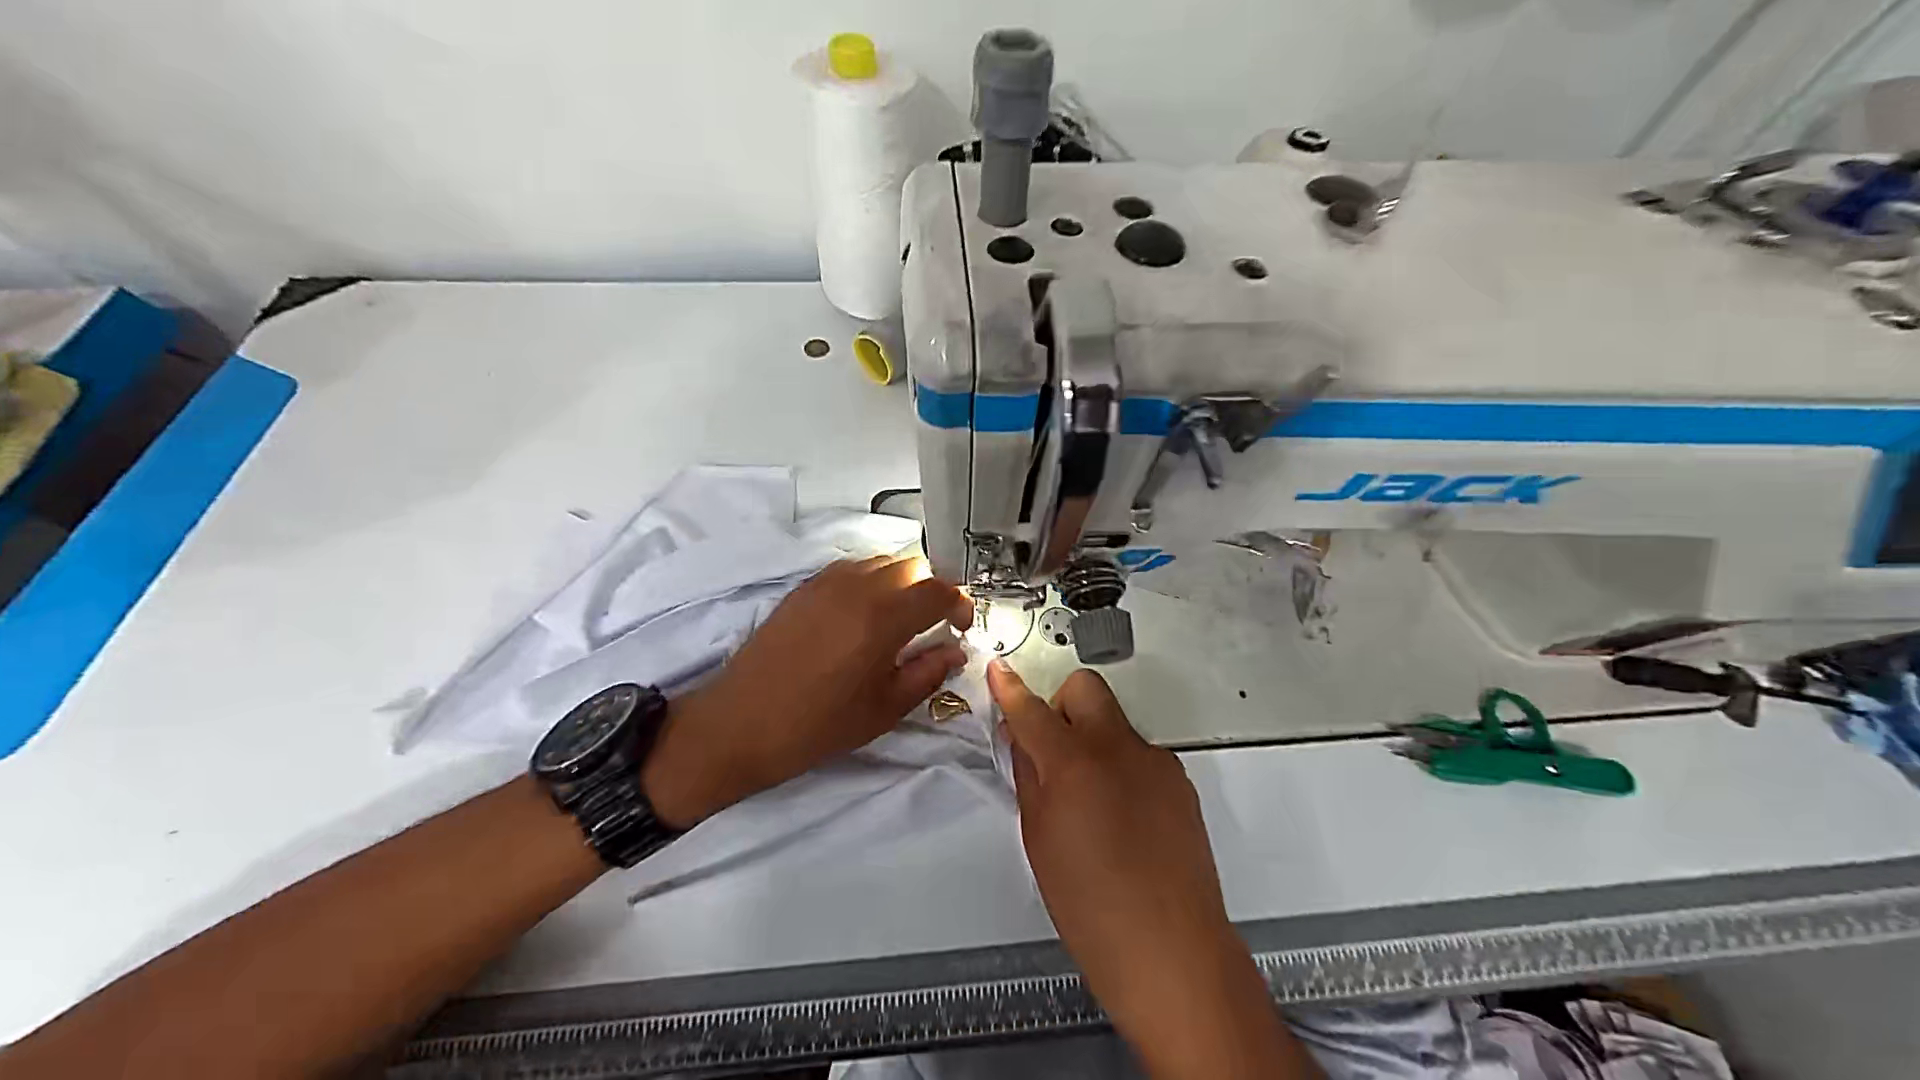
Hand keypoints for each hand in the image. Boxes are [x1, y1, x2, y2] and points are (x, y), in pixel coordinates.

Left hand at [642, 554, 971, 827]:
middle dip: (932, 589)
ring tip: (899, 620)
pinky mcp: (804, 587)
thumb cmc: (817, 725)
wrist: (739, 724)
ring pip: (882, 561)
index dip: (960, 605)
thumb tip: (954, 652)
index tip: (961, 629)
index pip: (938, 590)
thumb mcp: (883, 709)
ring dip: (901, 582)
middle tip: (933, 624)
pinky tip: (864, 616)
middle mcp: (857, 587)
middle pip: (913, 565)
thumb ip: (926, 673)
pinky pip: (852, 568)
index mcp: (882, 618)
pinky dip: (871, 582)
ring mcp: (826, 581)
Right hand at [988, 662, 1315, 1079]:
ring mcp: (1156, 763)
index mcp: (1074, 765)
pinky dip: (1121, 766)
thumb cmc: (1092, 908)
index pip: (1032, 709)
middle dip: (1061, 704)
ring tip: (1087, 798)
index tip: (999, 670)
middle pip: (1085, 688)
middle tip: (1050, 746)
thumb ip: (1029, 778)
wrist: (1171, 952)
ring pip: (1113, 722)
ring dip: (1092, 739)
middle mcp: (1119, 750)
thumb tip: (1021, 741)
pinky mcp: (1179, 782)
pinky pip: (1139, 754)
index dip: (1009, 687)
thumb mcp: (1040, 839)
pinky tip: (1120, 817)